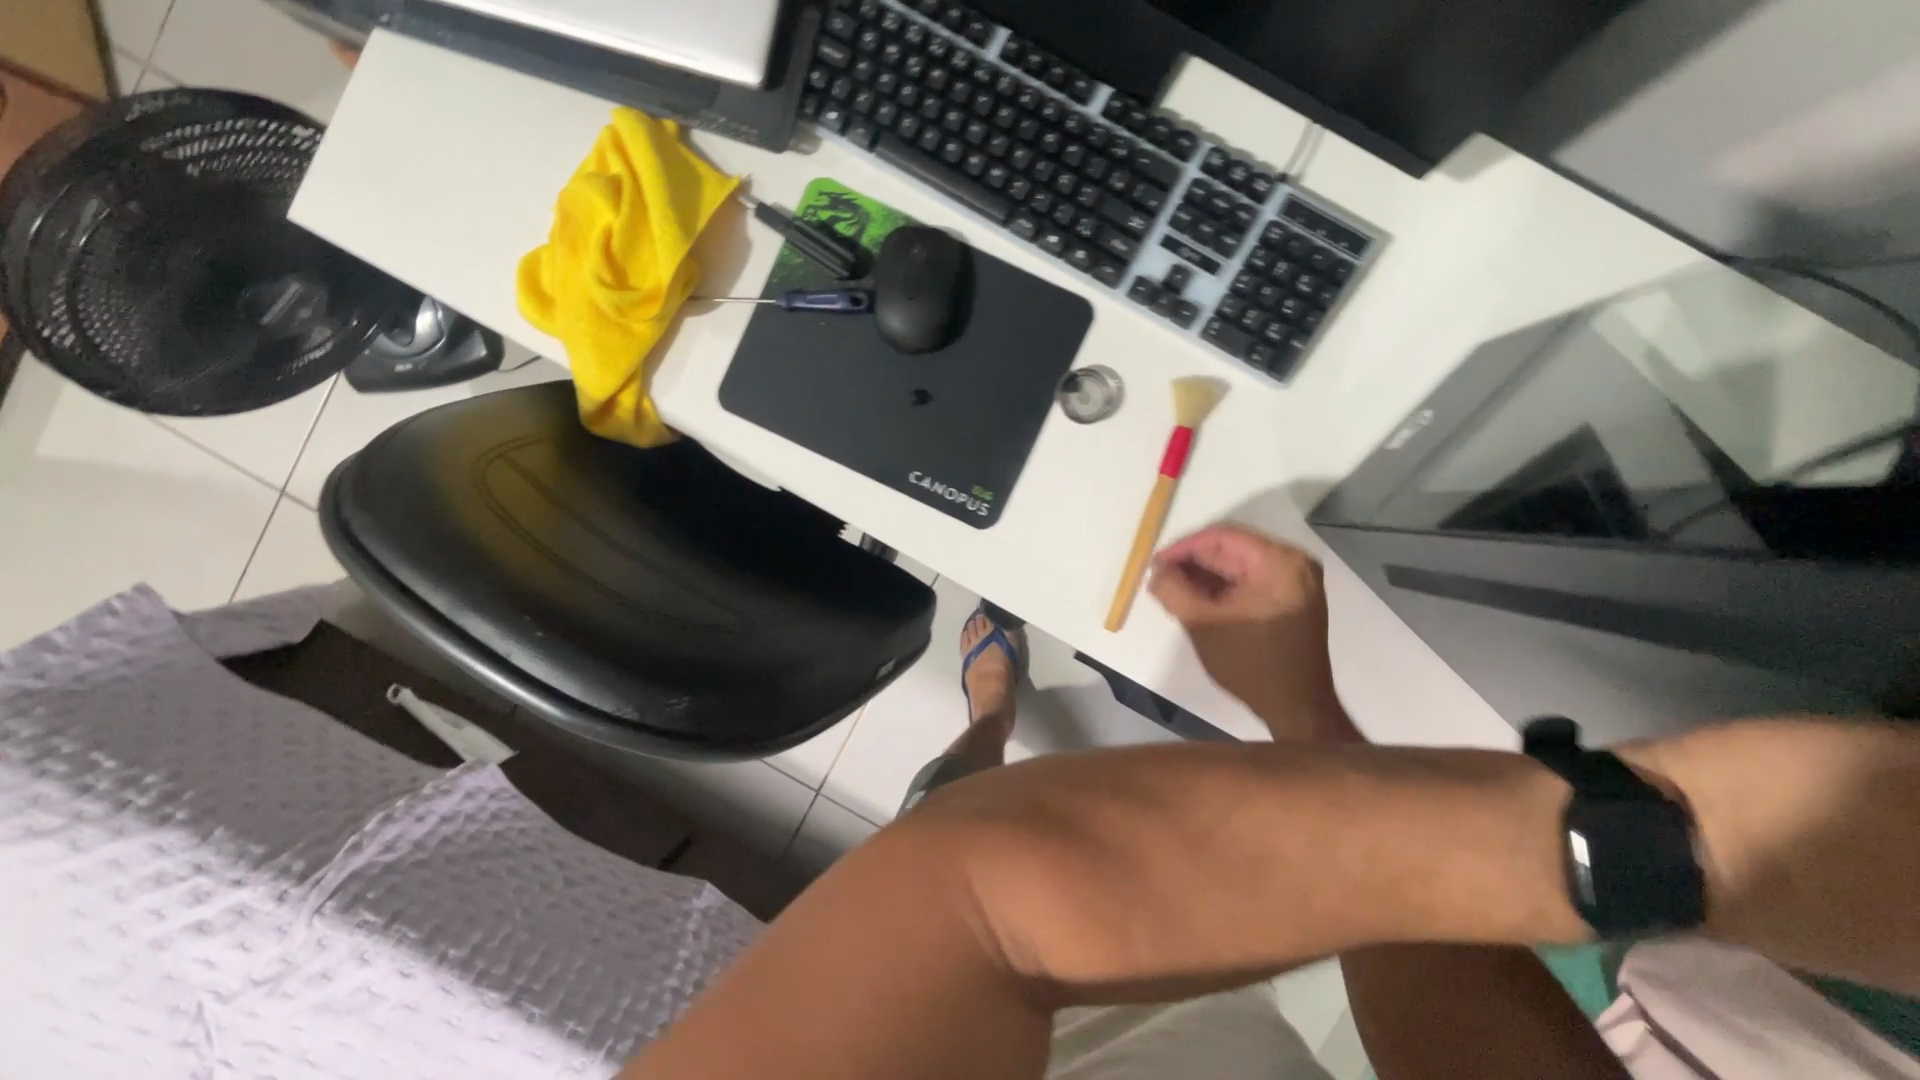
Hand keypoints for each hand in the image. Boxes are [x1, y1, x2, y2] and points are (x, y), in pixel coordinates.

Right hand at [1148, 524, 1356, 742]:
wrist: (1296, 707)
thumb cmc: (1251, 663)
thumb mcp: (1203, 624)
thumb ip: (1173, 590)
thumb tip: (1157, 572)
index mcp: (1278, 561)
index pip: (1221, 536)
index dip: (1182, 547)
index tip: (1155, 564)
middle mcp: (1293, 564)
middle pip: (1232, 550)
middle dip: (1193, 563)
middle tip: (1160, 579)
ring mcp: (1296, 583)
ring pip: (1239, 567)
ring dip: (1205, 577)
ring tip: (1173, 592)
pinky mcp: (1292, 601)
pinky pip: (1251, 583)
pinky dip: (1223, 590)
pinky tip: (1197, 602)